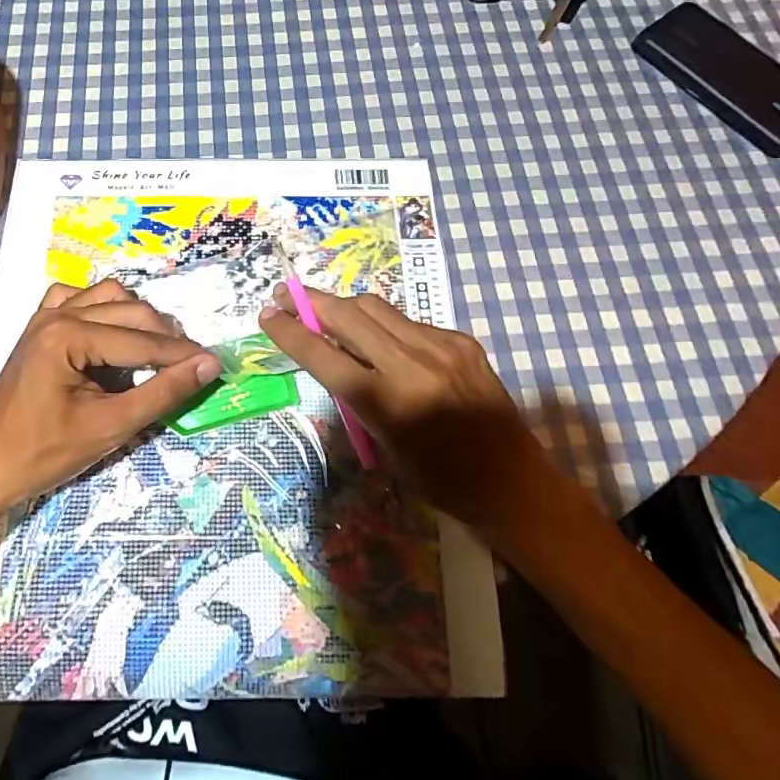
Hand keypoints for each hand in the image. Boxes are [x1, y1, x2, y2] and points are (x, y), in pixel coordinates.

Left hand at [0, 279, 220, 525]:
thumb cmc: (43, 453)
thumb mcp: (110, 427)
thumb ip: (162, 393)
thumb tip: (207, 366)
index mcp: (68, 335)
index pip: (141, 340)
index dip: (182, 355)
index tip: (216, 365)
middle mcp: (57, 314)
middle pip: (130, 310)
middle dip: (165, 337)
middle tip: (190, 366)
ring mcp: (45, 316)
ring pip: (109, 296)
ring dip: (138, 319)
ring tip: (157, 353)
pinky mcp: (40, 326)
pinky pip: (80, 300)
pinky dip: (105, 310)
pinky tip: (112, 334)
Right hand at [259, 287, 540, 530]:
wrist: (512, 483)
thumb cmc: (440, 481)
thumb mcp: (384, 446)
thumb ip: (358, 398)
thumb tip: (335, 358)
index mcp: (389, 403)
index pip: (324, 356)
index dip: (289, 331)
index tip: (266, 314)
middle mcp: (414, 364)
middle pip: (349, 315)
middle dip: (312, 301)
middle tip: (287, 295)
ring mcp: (442, 346)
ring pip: (378, 308)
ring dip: (346, 307)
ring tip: (329, 313)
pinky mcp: (462, 341)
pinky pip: (410, 322)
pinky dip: (386, 327)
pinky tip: (385, 343)